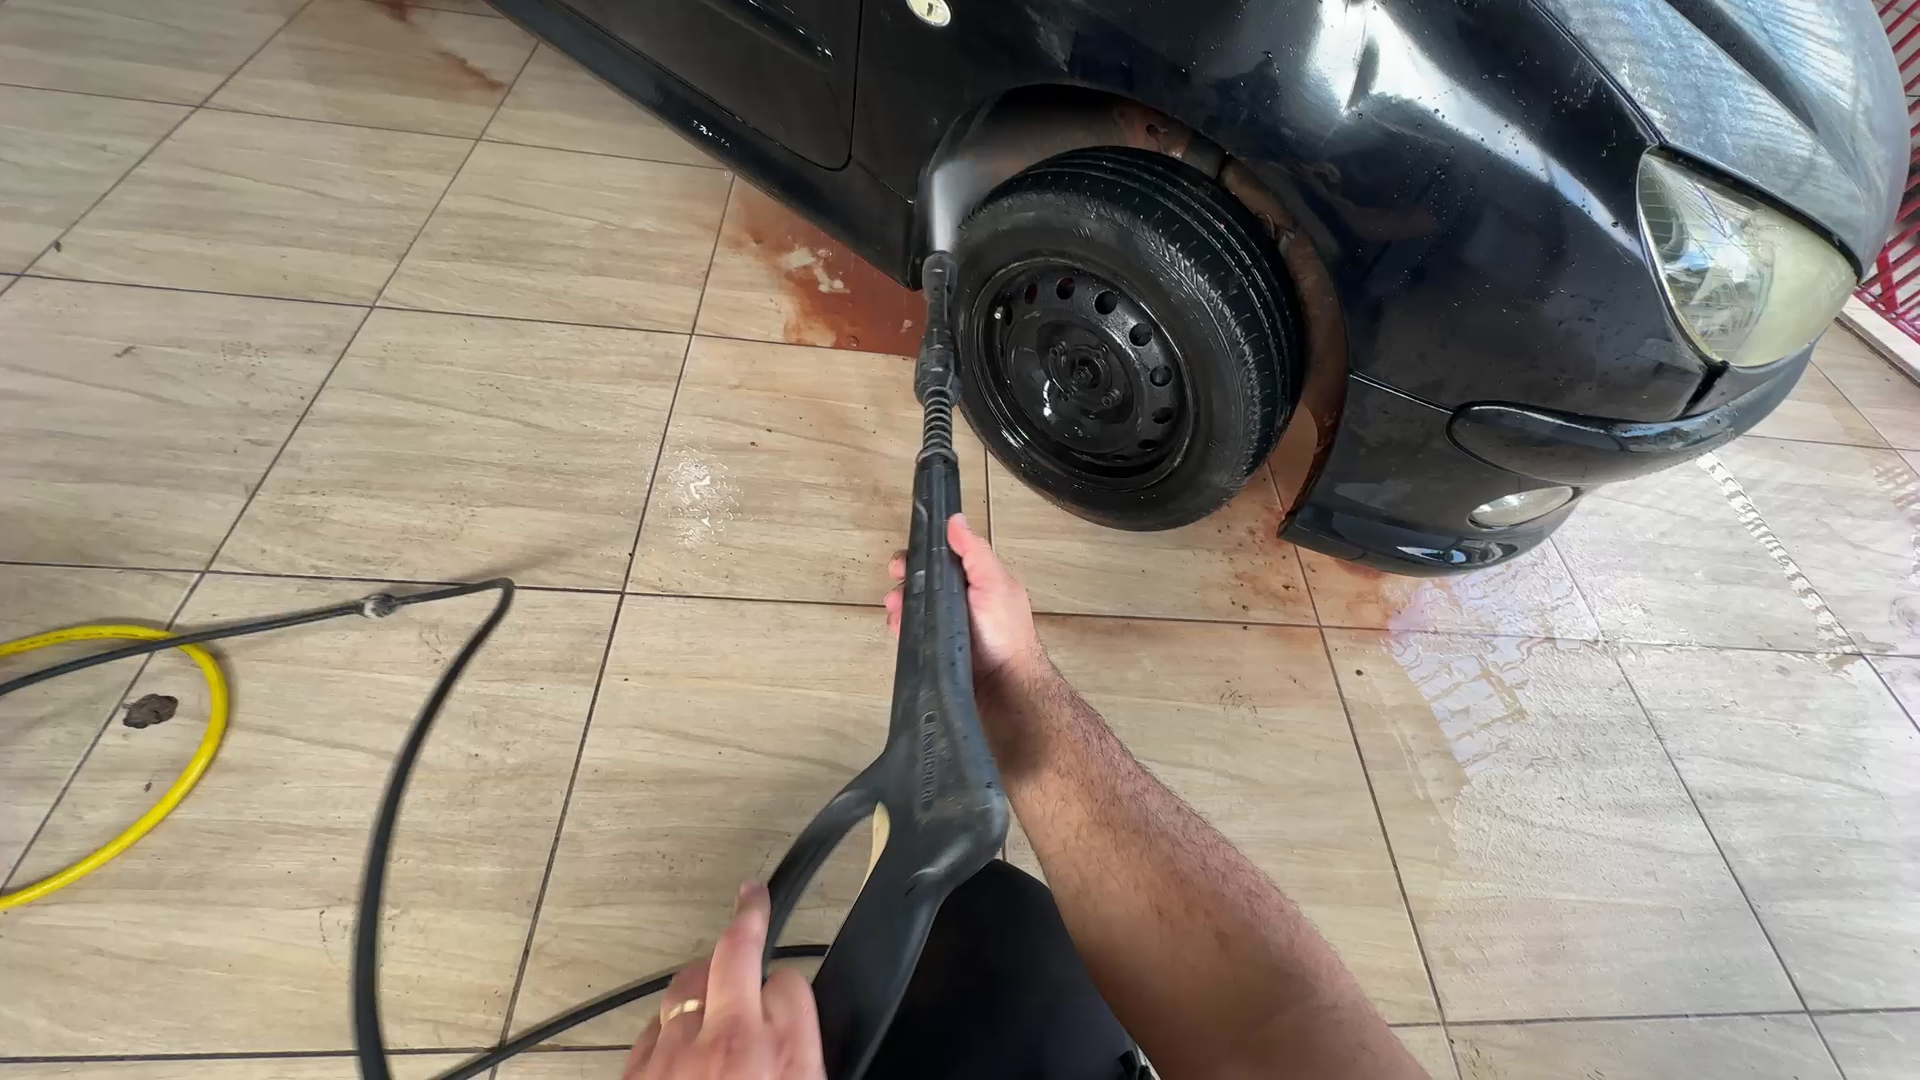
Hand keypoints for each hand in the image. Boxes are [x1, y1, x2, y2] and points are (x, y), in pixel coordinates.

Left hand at [624, 882, 823, 1079]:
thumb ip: (800, 1054)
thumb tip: (797, 1034)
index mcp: (784, 1053)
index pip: (792, 982)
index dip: (788, 986)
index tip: (784, 993)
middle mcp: (729, 1046)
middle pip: (736, 950)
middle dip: (747, 917)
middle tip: (751, 897)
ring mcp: (675, 1060)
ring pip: (687, 985)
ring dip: (701, 977)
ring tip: (711, 975)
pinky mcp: (635, 1079)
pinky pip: (651, 1029)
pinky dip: (666, 1026)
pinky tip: (676, 1034)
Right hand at [885, 514, 1043, 686]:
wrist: (1003, 686)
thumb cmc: (1003, 630)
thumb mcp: (994, 583)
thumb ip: (974, 551)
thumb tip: (954, 518)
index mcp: (976, 580)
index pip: (943, 558)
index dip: (922, 553)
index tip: (905, 557)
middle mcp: (960, 600)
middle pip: (924, 580)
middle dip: (905, 577)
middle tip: (895, 580)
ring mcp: (946, 625)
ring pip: (913, 605)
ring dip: (899, 601)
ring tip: (894, 608)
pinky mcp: (935, 648)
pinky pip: (911, 632)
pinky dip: (901, 626)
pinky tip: (897, 626)